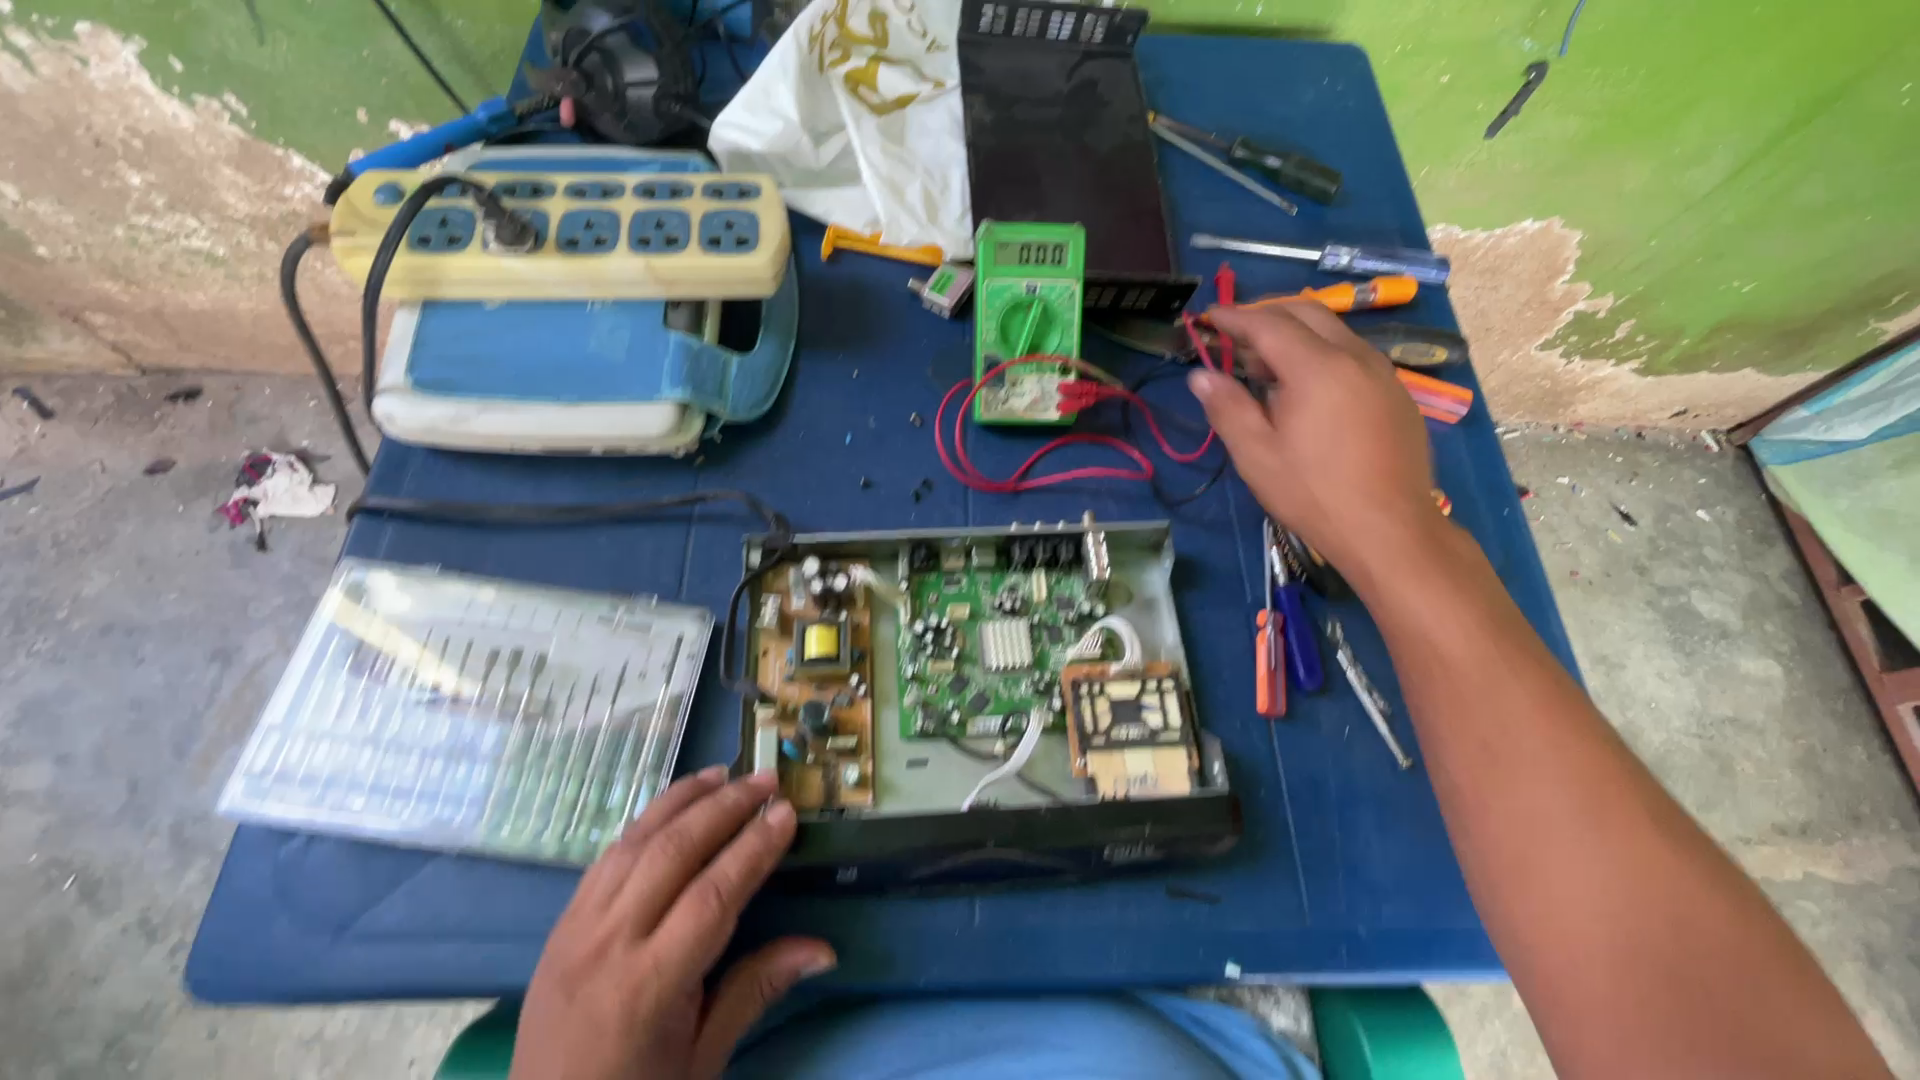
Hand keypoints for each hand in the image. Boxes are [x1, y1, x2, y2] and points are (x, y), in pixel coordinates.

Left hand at [510, 767, 833, 1079]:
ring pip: (634, 844)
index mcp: (648, 988)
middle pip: (672, 854)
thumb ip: (757, 990)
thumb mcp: (703, 1058)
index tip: (787, 813)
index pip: (711, 897)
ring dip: (682, 801)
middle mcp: (608, 946)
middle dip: (724, 808)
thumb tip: (824, 949)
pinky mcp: (560, 924)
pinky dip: (645, 823)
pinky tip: (672, 808)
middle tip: (767, 779)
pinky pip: (606, 858)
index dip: (753, 849)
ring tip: (724, 774)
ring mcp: (576, 930)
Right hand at [1189, 303, 1445, 579]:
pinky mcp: (1396, 393)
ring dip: (1295, 334)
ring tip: (1265, 368)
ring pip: (1333, 331)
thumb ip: (1227, 407)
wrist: (1390, 529)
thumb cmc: (1314, 493)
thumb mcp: (1256, 454)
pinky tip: (1307, 390)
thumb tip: (1201, 376)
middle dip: (1266, 315)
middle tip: (1234, 338)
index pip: (1268, 323)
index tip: (1206, 317)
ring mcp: (1382, 373)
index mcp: (1317, 367)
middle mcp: (1354, 356)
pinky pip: (1352, 354)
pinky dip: (1321, 353)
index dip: (1233, 317)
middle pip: (1306, 313)